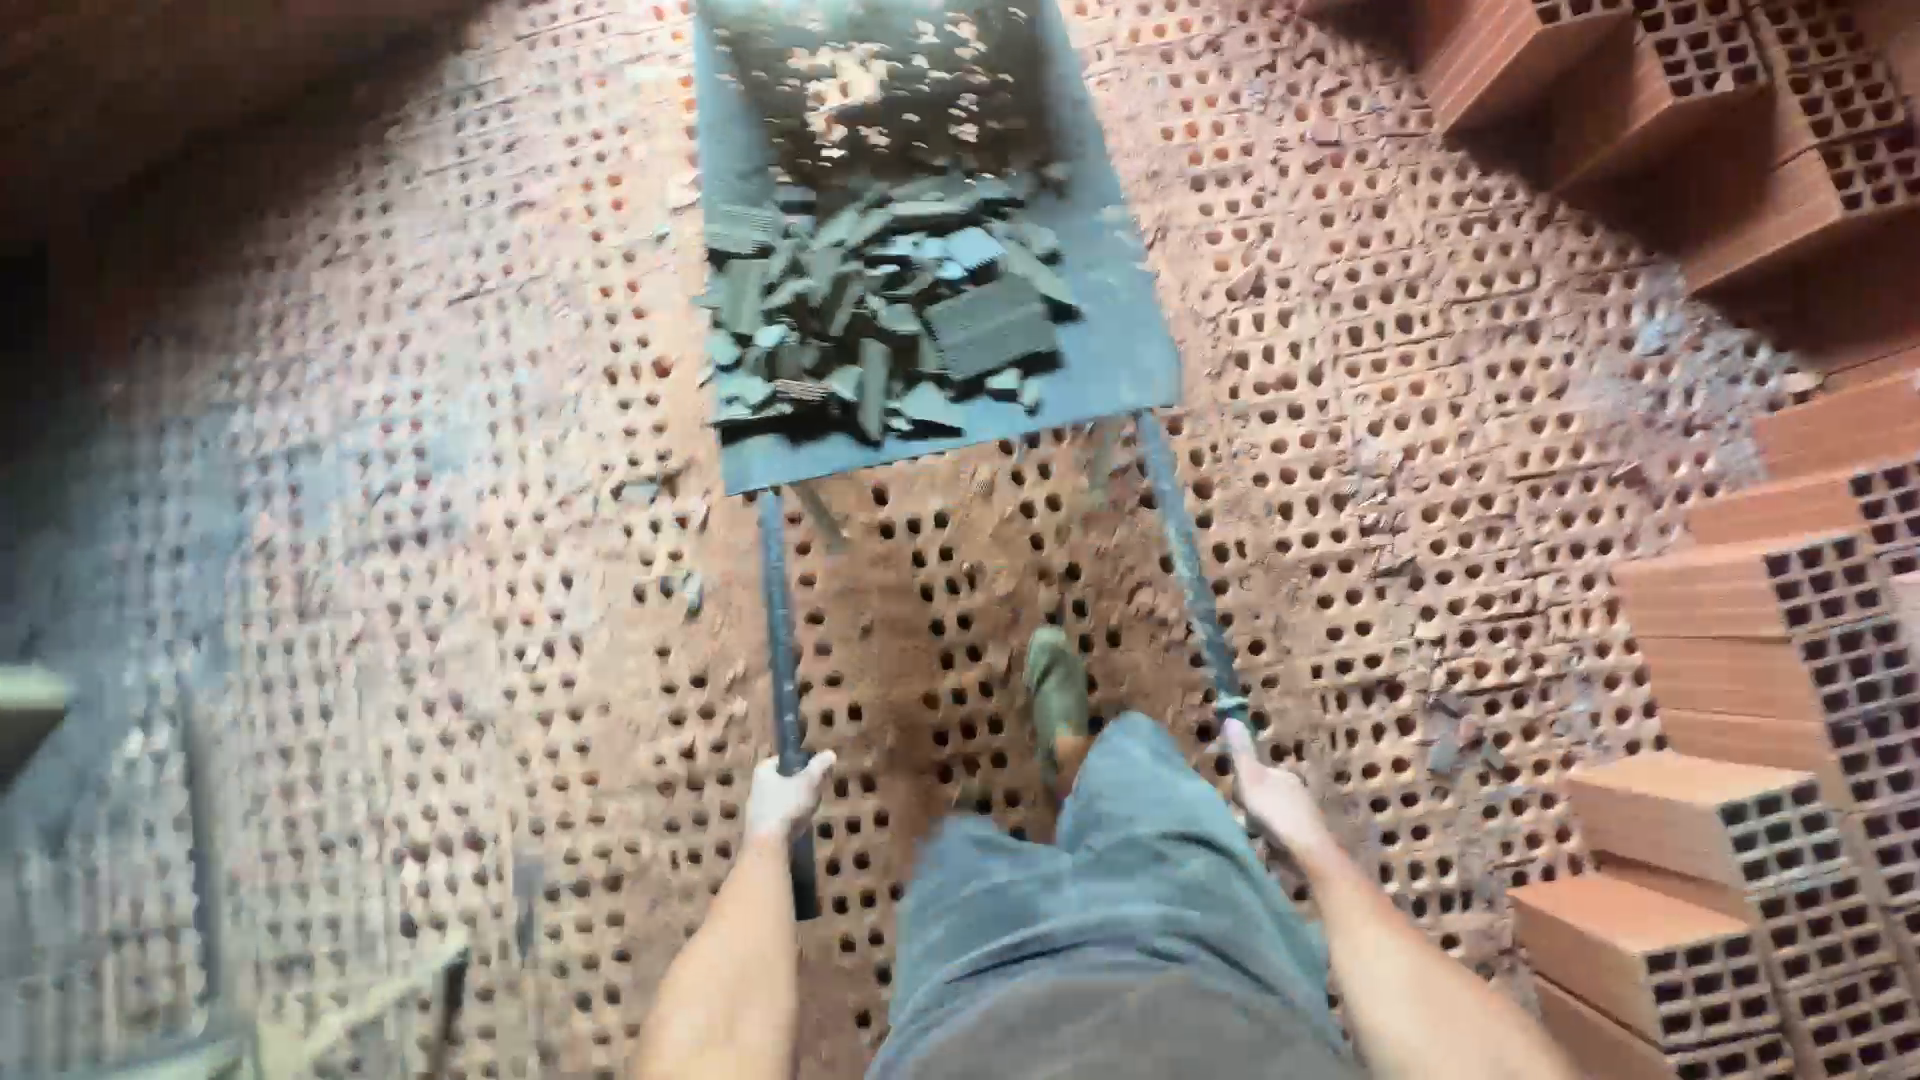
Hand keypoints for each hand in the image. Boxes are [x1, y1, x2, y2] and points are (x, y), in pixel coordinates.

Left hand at [744, 751, 837, 842]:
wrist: (768, 845)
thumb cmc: (787, 806)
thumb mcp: (809, 782)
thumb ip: (819, 766)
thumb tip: (830, 753)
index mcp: (763, 770)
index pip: (784, 760)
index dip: (801, 764)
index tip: (815, 774)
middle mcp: (756, 786)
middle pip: (785, 780)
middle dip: (801, 786)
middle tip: (815, 793)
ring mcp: (756, 808)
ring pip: (783, 799)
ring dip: (797, 803)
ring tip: (809, 810)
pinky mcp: (760, 827)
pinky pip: (780, 816)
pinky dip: (791, 818)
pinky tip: (799, 825)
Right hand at [1224, 719, 1337, 863]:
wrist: (1308, 853)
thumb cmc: (1275, 813)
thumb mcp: (1250, 778)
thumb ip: (1240, 751)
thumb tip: (1231, 718)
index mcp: (1284, 776)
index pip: (1256, 772)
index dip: (1242, 784)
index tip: (1237, 798)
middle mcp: (1296, 792)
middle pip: (1262, 793)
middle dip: (1250, 805)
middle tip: (1244, 818)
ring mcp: (1303, 816)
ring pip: (1270, 814)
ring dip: (1259, 823)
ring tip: (1253, 835)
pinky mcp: (1305, 839)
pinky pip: (1279, 833)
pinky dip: (1270, 837)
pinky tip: (1266, 846)